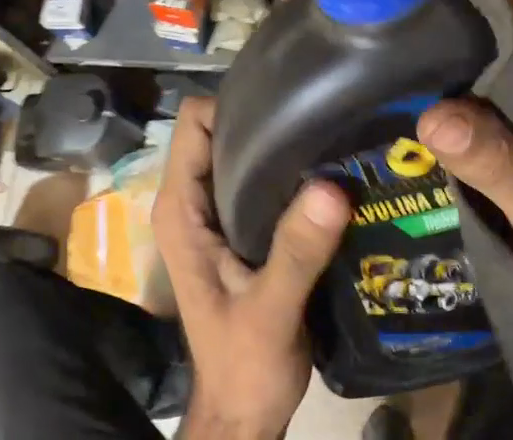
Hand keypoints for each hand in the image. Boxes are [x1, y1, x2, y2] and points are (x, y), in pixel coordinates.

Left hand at [153, 96, 351, 439]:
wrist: (241, 412)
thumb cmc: (245, 364)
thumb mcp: (272, 309)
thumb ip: (297, 251)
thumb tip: (331, 187)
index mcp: (181, 209)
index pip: (193, 122)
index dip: (233, 104)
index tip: (286, 104)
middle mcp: (189, 203)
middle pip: (215, 131)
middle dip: (260, 119)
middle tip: (316, 117)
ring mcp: (210, 216)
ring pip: (236, 155)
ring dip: (273, 146)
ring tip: (325, 138)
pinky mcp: (234, 231)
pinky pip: (252, 181)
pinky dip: (280, 173)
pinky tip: (321, 176)